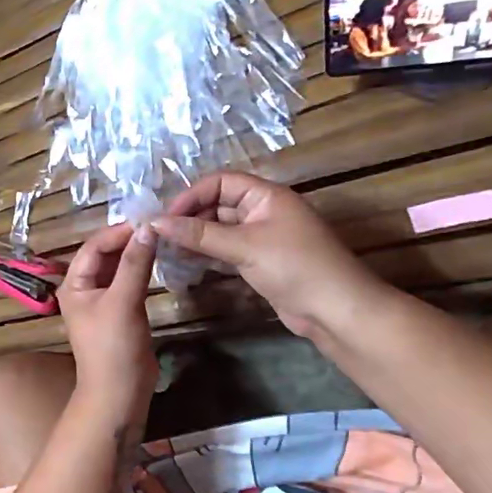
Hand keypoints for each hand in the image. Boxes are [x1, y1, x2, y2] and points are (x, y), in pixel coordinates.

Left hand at [58, 222, 157, 420]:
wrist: (120, 392)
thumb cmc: (113, 346)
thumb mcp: (123, 301)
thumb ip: (135, 263)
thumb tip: (148, 228)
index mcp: (74, 284)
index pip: (94, 246)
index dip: (118, 232)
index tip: (147, 220)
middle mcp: (84, 289)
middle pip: (105, 255)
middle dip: (128, 240)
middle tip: (158, 226)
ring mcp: (102, 302)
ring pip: (118, 268)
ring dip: (135, 254)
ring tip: (160, 238)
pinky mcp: (120, 312)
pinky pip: (128, 283)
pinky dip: (141, 271)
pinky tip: (158, 261)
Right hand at [151, 172, 380, 335]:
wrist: (335, 310)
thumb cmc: (294, 267)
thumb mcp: (244, 246)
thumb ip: (199, 234)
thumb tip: (157, 223)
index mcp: (266, 196)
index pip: (220, 182)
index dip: (192, 196)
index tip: (166, 218)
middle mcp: (263, 211)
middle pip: (218, 205)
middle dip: (190, 218)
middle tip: (160, 238)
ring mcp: (262, 238)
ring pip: (220, 230)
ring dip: (195, 239)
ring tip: (167, 252)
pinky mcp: (260, 262)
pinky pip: (227, 251)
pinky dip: (207, 255)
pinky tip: (186, 265)